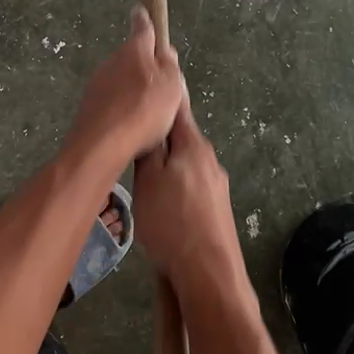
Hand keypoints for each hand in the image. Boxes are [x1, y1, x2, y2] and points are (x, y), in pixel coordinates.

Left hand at [68, 6, 185, 160]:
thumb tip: (165, 50)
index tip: (142, 10)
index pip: (142, 27)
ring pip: (121, 79)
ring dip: (133, 88)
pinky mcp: (90, 105)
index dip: (145, 19)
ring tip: (150, 113)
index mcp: (134, 51)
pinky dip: (123, 107)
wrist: (102, 145)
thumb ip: (170, 67)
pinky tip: (132, 126)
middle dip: (145, 65)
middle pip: (132, 56)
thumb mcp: (172, 87)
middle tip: (162, 83)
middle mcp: (112, 61)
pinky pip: (113, 100)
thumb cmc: (144, 110)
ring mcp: (98, 83)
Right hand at [133, 96, 243, 300]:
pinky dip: (176, 185)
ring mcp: (217, 185)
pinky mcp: (217, 209)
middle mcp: (209, 159)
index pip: (178, 108)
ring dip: (168, 164)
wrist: (210, 273)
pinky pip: (192, 185)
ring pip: (186, 163)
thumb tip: (150, 122)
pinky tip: (163, 203)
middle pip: (181, 137)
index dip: (165, 94)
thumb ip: (148, 150)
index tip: (155, 79)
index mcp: (193, 145)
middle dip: (161, 135)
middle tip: (135, 135)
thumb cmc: (172, 222)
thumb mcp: (147, 182)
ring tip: (144, 173)